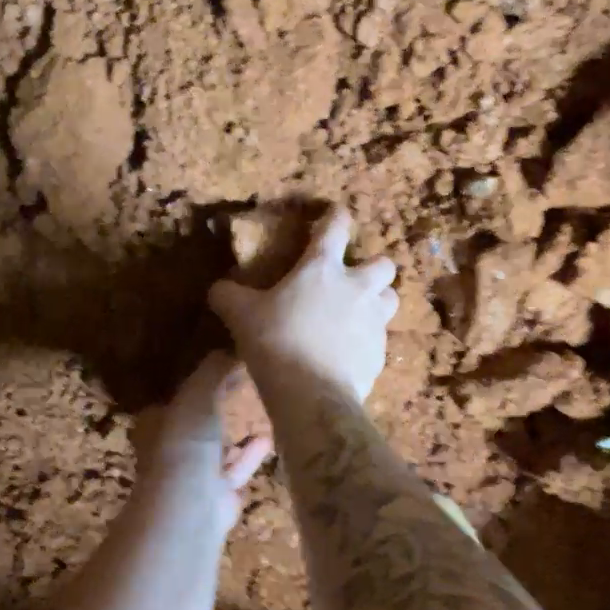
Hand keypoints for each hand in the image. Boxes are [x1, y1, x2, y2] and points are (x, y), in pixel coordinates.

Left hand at [132, 352, 272, 534]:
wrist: (190, 506)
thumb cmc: (185, 444)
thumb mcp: (197, 395)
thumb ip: (213, 372)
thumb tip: (230, 350)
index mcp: (156, 425)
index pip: (173, 401)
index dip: (194, 387)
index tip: (220, 371)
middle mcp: (170, 452)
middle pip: (195, 427)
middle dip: (215, 412)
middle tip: (241, 391)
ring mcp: (192, 478)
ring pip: (216, 452)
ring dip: (234, 436)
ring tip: (261, 415)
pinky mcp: (216, 498)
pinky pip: (235, 472)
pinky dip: (250, 458)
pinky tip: (270, 441)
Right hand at [209, 208, 398, 403]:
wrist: (312, 394)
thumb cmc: (276, 343)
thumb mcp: (242, 316)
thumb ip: (229, 296)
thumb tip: (217, 289)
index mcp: (323, 268)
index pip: (337, 227)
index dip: (337, 217)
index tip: (336, 215)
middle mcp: (357, 287)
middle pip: (384, 264)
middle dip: (374, 267)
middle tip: (354, 279)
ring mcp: (374, 320)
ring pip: (391, 299)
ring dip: (379, 300)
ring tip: (360, 313)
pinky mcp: (379, 352)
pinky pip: (380, 338)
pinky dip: (368, 340)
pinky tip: (349, 352)